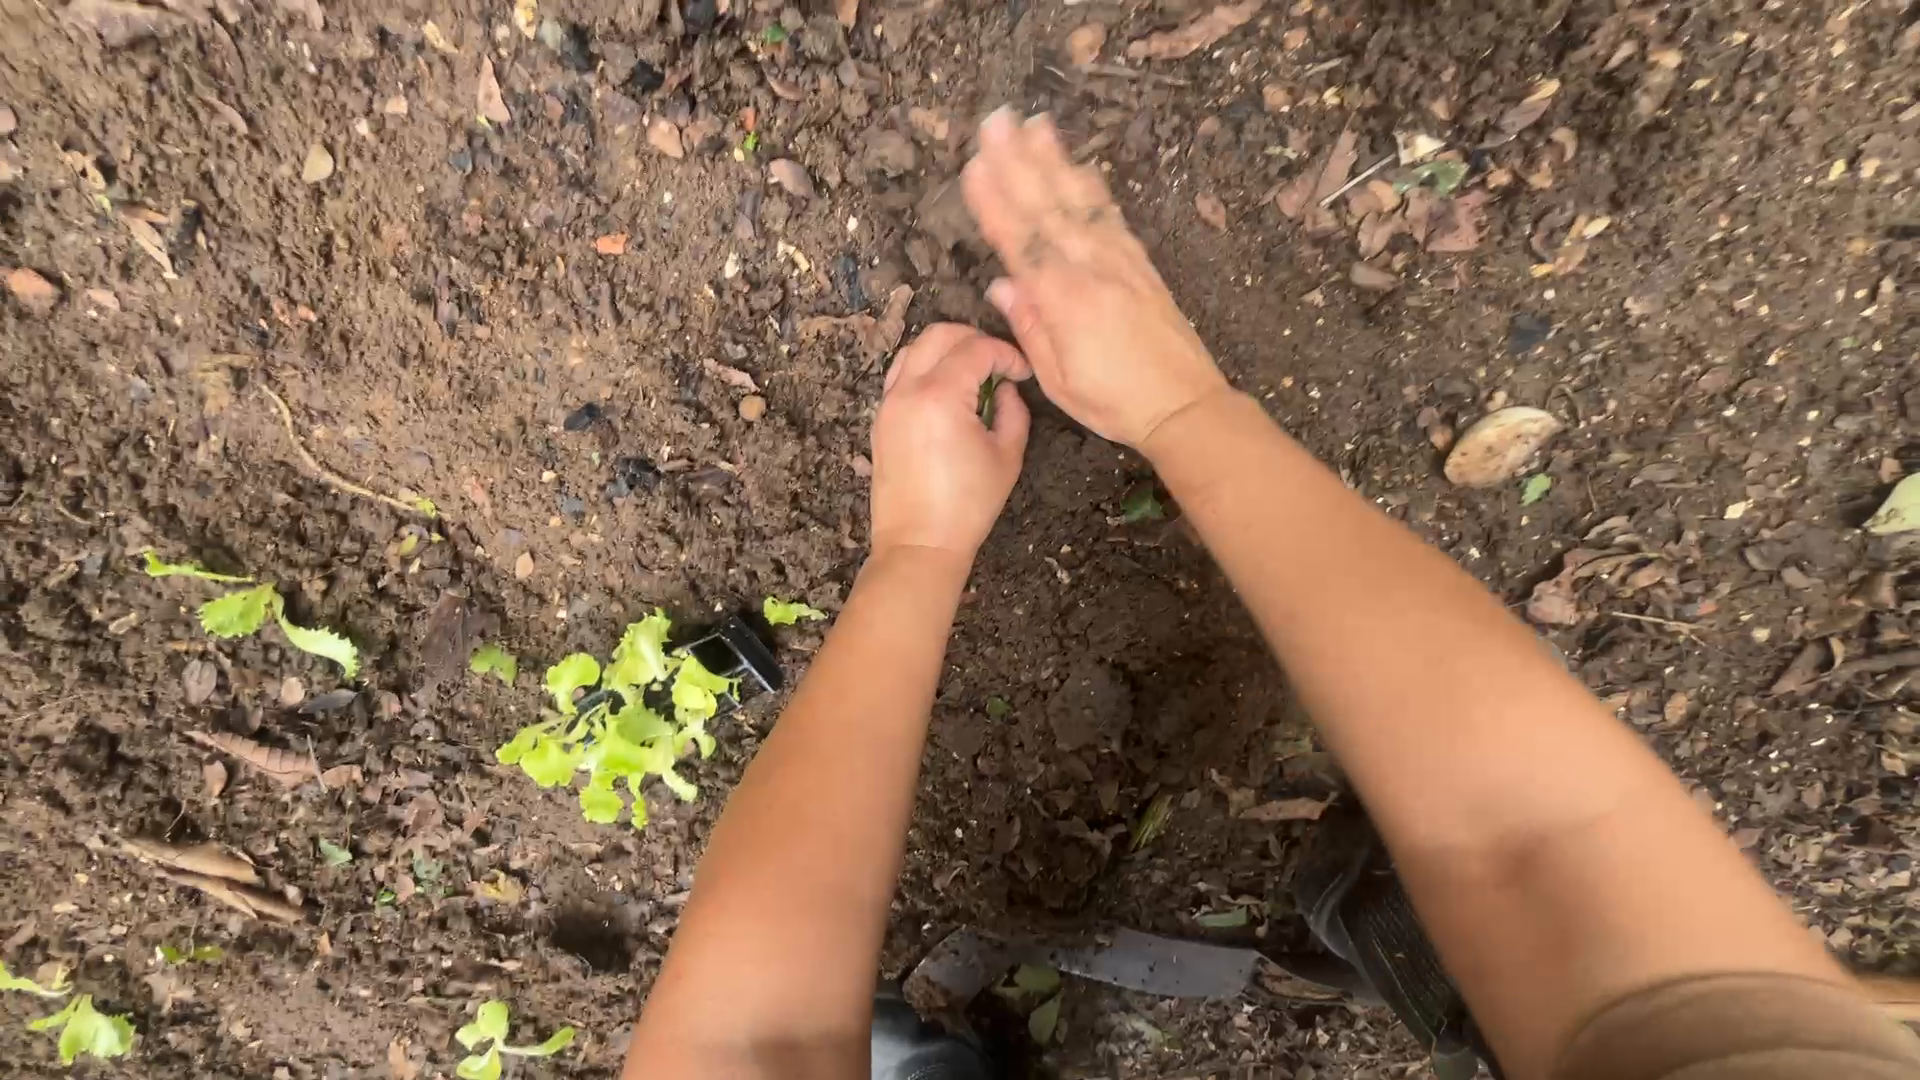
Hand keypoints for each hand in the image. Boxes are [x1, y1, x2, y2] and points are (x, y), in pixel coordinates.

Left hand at [870, 324, 1031, 559]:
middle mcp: (908, 390)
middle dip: (974, 339)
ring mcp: (889, 404)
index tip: (1022, 373)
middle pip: (939, 335)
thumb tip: (1005, 390)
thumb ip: (1012, 412)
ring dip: (945, 350)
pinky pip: (900, 375)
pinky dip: (923, 369)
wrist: (919, 543)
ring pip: (914, 349)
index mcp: (941, 396)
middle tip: (998, 362)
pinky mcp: (881, 420)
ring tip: (971, 374)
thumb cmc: (967, 506)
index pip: (977, 349)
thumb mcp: (1007, 457)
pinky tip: (945, 392)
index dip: (1006, 354)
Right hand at [962, 108, 1231, 449]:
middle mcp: (1095, 272)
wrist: (1184, 405)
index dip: (996, 203)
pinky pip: (1112, 217)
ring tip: (1035, 124)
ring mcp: (1122, 264)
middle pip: (1050, 209)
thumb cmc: (1115, 403)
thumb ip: (1030, 327)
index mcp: (1067, 303)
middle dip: (1019, 163)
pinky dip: (1093, 188)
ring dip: (1055, 161)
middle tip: (997, 122)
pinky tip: (1080, 167)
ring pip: (1082, 203)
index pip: (1022, 243)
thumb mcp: (1059, 380)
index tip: (975, 166)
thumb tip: (1001, 284)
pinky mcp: (1141, 266)